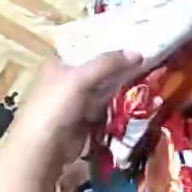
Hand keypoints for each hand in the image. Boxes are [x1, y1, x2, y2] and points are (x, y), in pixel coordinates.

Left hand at [1, 52, 142, 181]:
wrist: (43, 150)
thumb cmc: (56, 106)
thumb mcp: (81, 78)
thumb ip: (108, 63)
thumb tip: (138, 53)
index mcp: (58, 63)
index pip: (86, 47)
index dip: (108, 43)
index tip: (133, 40)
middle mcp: (66, 79)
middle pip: (98, 68)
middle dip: (119, 66)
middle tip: (148, 58)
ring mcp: (76, 101)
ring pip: (104, 88)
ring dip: (122, 85)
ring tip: (149, 75)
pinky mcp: (85, 120)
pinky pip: (106, 107)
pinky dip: (119, 104)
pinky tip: (138, 98)